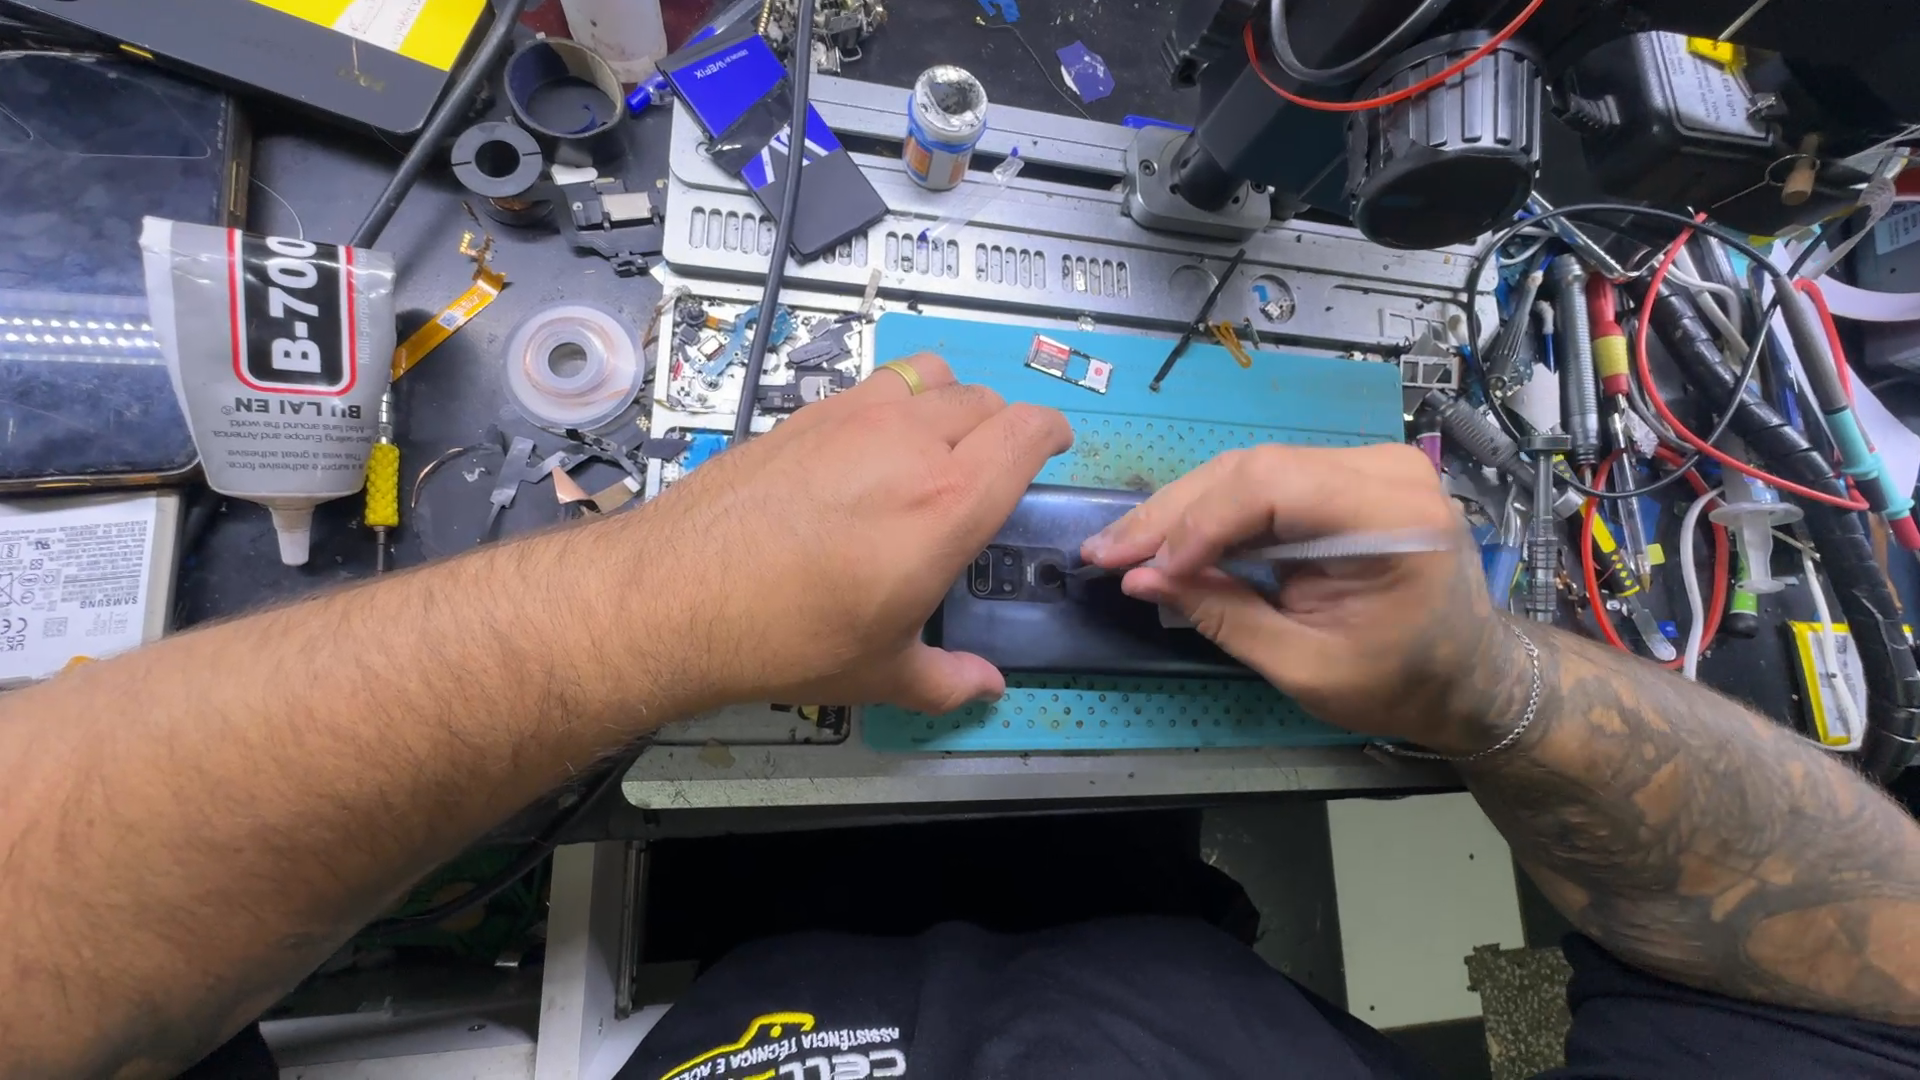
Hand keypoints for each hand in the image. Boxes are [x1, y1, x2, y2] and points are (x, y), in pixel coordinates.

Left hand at [640, 354, 1072, 713]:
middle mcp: (912, 443)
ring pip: (933, 377)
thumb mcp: (883, 672)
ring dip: (952, 402)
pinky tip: (871, 446)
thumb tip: (988, 689)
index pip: (1028, 431)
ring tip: (936, 442)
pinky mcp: (809, 412)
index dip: (1051, 432)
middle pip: (985, 402)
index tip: (1051, 448)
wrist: (678, 595)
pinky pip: (878, 382)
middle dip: (1002, 429)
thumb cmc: (791, 637)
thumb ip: (949, 679)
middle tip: (987, 470)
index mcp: (950, 502)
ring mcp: (856, 417)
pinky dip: (898, 400)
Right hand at [1079, 444, 1514, 752]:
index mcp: (1391, 515)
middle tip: (1104, 551)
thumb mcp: (1304, 666)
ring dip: (1177, 513)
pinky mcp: (1339, 479)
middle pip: (1247, 470)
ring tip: (1120, 547)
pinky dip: (1207, 516)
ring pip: (1242, 472)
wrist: (1468, 675)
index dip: (1195, 523)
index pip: (1270, 486)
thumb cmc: (1398, 683)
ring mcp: (1361, 467)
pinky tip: (1164, 540)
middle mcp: (1380, 469)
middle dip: (1168, 515)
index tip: (1143, 569)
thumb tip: (1140, 579)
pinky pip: (1257, 487)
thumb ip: (1222, 615)